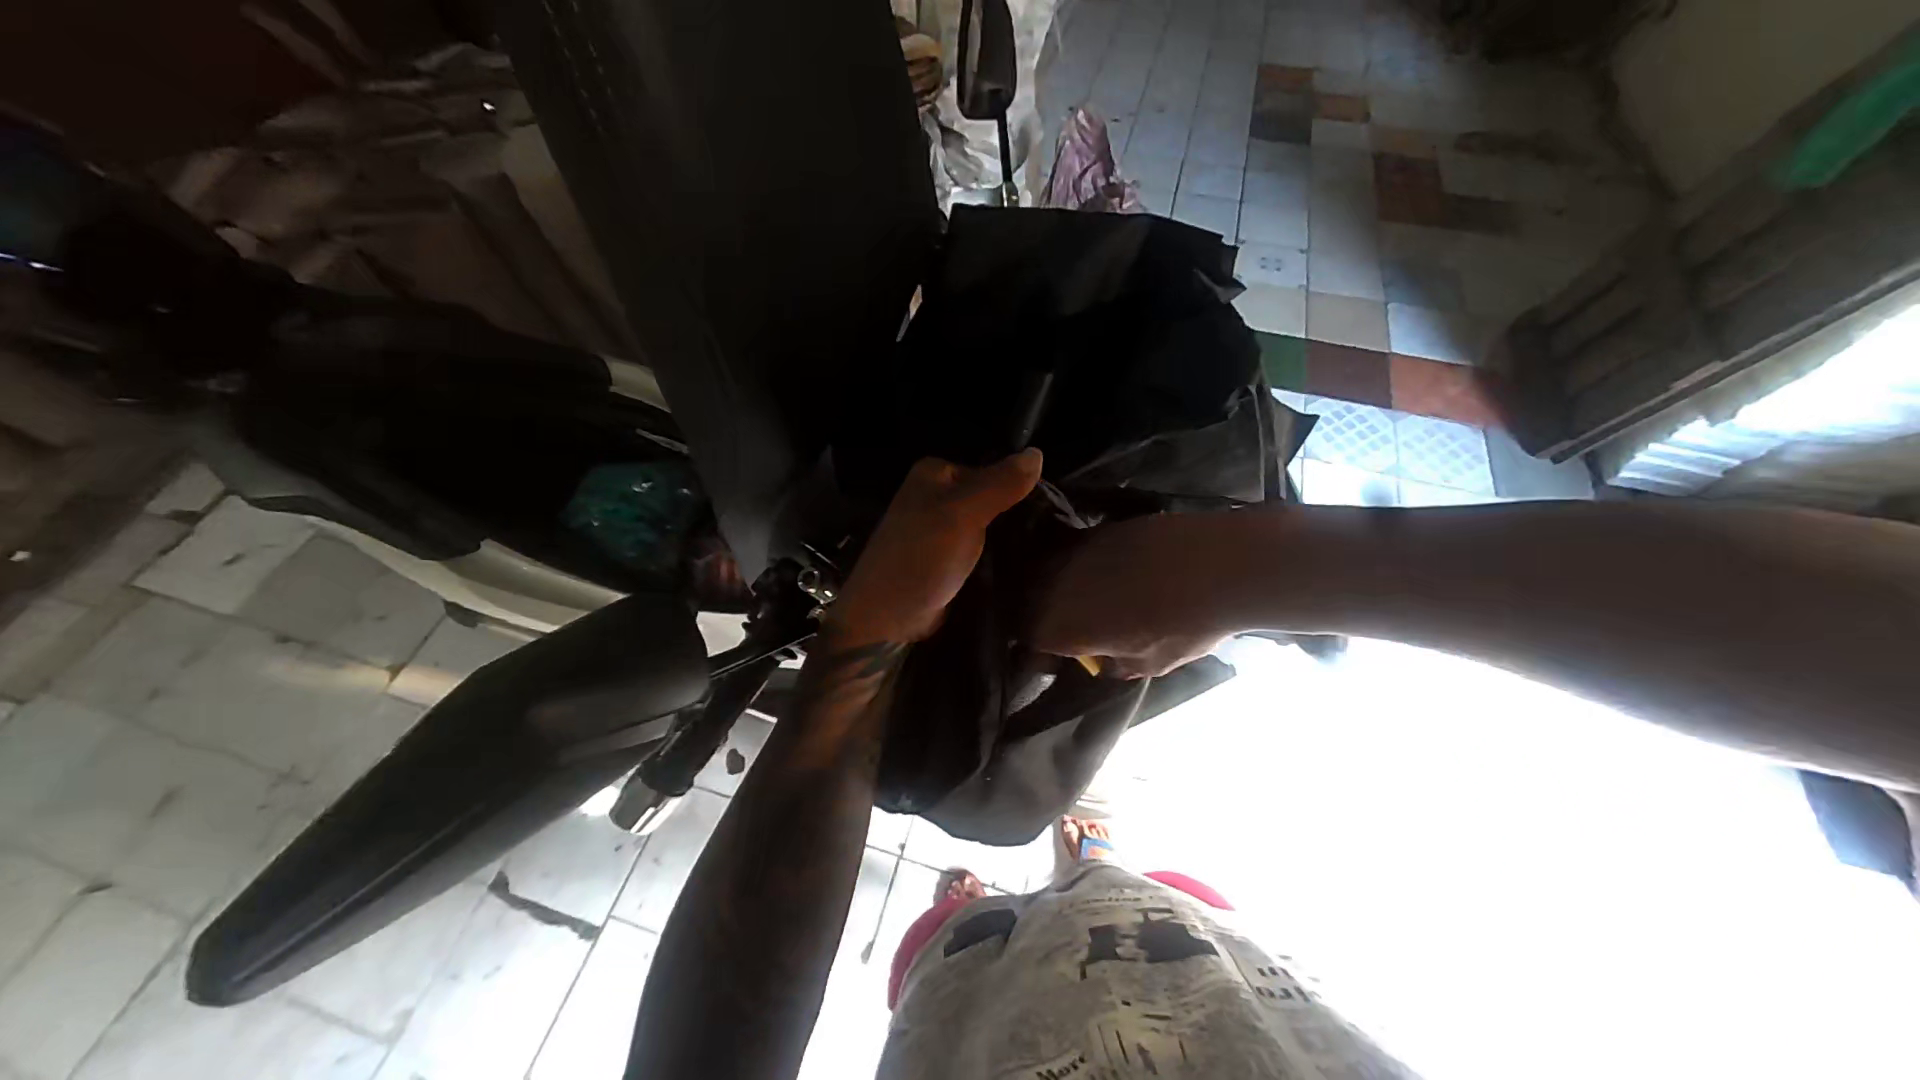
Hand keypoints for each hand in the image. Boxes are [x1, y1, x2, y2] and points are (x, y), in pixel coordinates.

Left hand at [825, 450, 1043, 646]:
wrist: (887, 618)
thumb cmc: (921, 558)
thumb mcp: (962, 514)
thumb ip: (999, 484)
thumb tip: (1038, 453)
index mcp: (935, 474)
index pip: (993, 471)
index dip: (1019, 490)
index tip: (1049, 513)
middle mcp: (937, 496)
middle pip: (992, 499)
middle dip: (1016, 516)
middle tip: (1053, 535)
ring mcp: (942, 530)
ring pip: (990, 526)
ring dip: (1012, 540)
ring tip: (1046, 552)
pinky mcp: (948, 560)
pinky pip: (982, 550)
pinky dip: (999, 558)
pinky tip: (1024, 567)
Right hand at [1028, 513, 1239, 677]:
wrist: (1220, 565)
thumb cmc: (1183, 626)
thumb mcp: (1149, 663)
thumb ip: (1116, 663)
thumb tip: (1106, 660)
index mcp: (1061, 626)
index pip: (1029, 637)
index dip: (1040, 645)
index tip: (1057, 651)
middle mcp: (1055, 586)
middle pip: (1029, 598)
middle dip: (1041, 611)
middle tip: (1068, 622)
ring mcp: (1076, 552)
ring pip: (1048, 569)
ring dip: (1059, 583)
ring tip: (1086, 595)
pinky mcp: (1100, 528)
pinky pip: (1076, 549)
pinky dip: (1084, 562)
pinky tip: (1109, 569)